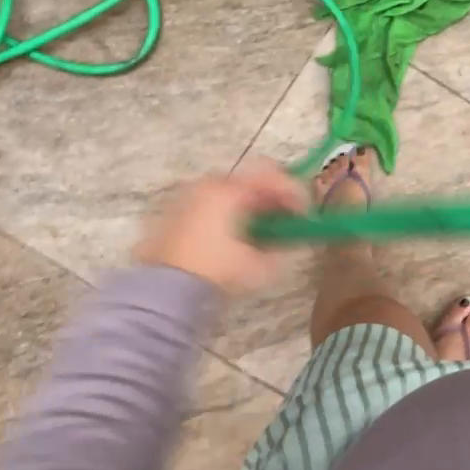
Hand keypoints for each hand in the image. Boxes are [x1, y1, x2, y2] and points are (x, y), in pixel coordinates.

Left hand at [134, 158, 306, 294]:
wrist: (162, 293)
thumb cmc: (216, 272)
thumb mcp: (260, 265)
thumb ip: (284, 247)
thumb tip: (296, 240)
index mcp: (228, 190)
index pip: (271, 176)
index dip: (294, 193)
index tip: (306, 214)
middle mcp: (204, 186)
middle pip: (247, 183)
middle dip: (270, 201)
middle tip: (284, 223)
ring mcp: (183, 200)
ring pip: (226, 195)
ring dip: (246, 209)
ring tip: (257, 235)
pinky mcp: (169, 217)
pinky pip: (206, 208)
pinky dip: (223, 217)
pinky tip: (229, 241)